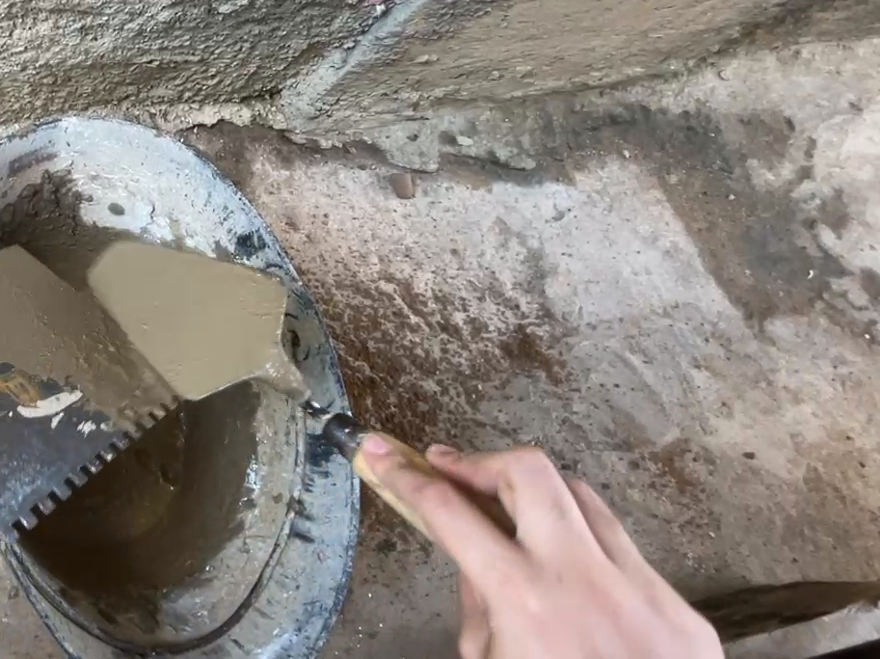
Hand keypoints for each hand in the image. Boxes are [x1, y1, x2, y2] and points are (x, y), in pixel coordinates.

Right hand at [362, 438, 722, 658]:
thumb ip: (477, 604)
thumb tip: (475, 560)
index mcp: (525, 600)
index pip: (446, 509)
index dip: (403, 474)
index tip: (377, 451)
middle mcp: (585, 580)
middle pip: (526, 472)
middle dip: (477, 462)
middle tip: (448, 471)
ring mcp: (644, 591)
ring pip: (580, 496)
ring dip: (533, 495)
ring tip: (508, 512)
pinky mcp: (685, 612)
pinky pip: (623, 550)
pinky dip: (582, 545)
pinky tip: (572, 577)